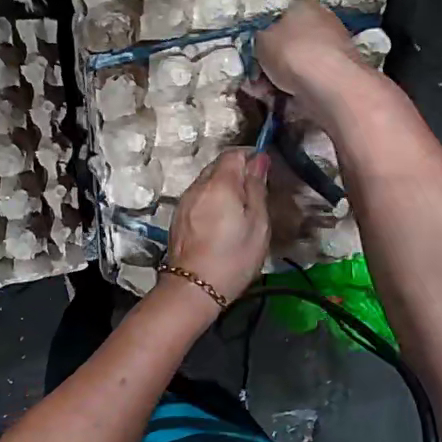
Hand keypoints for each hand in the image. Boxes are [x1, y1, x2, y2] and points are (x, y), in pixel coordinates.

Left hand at [166, 148, 271, 304]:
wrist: (193, 288)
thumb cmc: (233, 257)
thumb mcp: (257, 223)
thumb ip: (256, 187)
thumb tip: (259, 159)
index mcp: (218, 184)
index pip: (233, 154)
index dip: (250, 157)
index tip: (264, 173)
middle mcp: (196, 187)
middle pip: (217, 166)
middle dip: (236, 172)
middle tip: (254, 195)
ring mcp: (183, 202)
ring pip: (206, 183)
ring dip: (222, 188)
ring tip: (239, 210)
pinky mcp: (177, 218)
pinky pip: (197, 198)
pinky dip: (210, 201)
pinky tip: (220, 222)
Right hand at [252, 0, 370, 110]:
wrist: (328, 82)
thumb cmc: (291, 52)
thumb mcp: (260, 40)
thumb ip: (259, 39)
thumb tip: (263, 42)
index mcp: (304, 6)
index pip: (280, 16)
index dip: (264, 36)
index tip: (254, 53)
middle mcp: (322, 21)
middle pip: (289, 42)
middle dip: (271, 60)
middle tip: (256, 76)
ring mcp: (332, 47)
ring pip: (297, 63)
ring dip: (279, 77)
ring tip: (265, 92)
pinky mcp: (337, 72)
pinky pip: (307, 79)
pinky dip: (294, 88)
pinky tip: (282, 98)